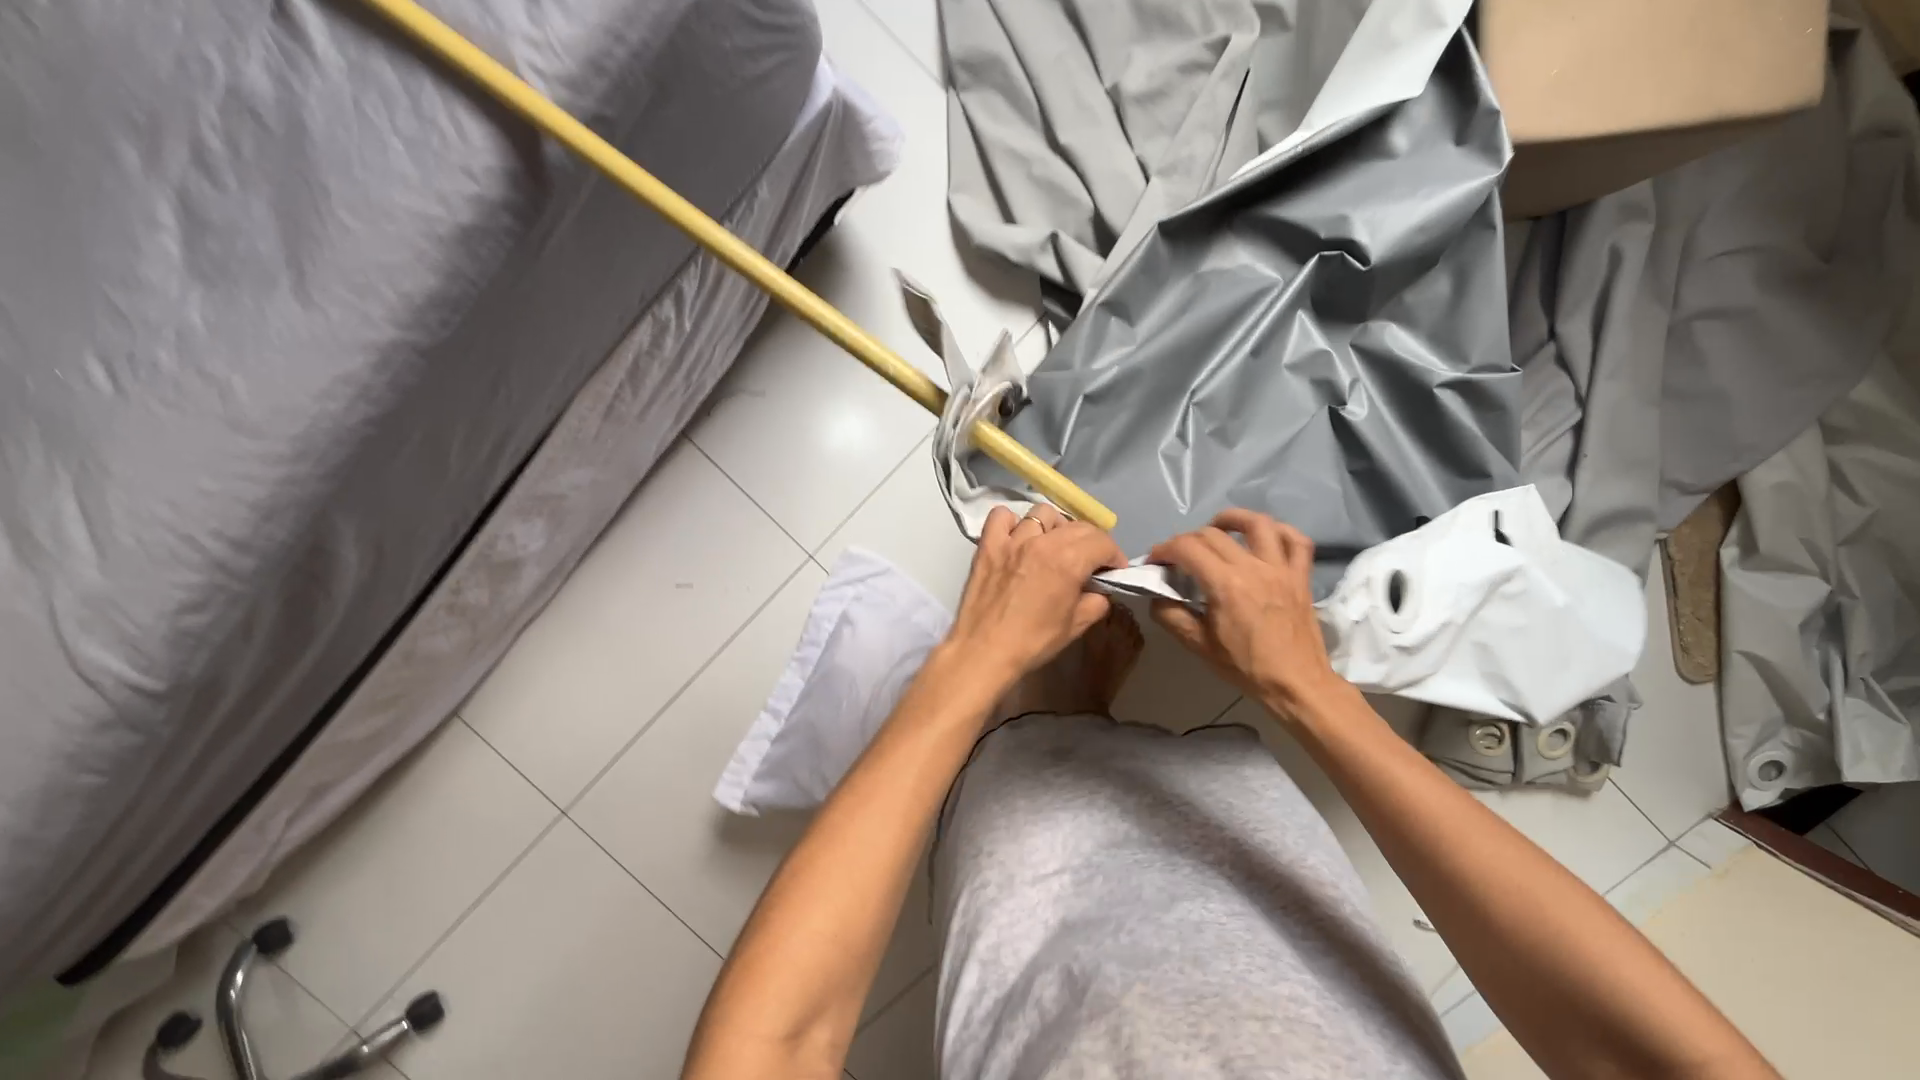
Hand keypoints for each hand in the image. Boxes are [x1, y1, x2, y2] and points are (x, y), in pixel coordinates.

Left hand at [944, 504, 1127, 688]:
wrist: (984, 651)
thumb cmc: (1032, 641)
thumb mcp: (1075, 626)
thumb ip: (1096, 602)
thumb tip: (1099, 590)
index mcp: (1068, 561)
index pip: (1102, 542)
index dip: (1114, 556)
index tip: (1114, 570)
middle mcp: (1042, 542)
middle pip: (1077, 526)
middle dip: (1092, 542)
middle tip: (1090, 562)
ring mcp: (1012, 540)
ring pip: (1042, 515)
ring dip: (1056, 528)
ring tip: (1055, 546)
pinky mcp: (987, 545)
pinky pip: (1001, 517)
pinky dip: (1012, 522)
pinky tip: (1017, 538)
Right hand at [1148, 508, 1344, 717]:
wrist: (1296, 683)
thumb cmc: (1246, 667)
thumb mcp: (1198, 646)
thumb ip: (1171, 616)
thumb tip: (1157, 595)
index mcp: (1225, 585)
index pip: (1187, 548)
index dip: (1164, 549)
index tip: (1154, 560)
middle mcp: (1254, 568)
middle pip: (1213, 534)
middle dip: (1187, 539)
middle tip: (1177, 556)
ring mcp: (1282, 569)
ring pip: (1258, 524)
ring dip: (1233, 519)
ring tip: (1218, 527)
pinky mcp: (1301, 576)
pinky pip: (1296, 541)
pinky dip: (1280, 532)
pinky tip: (1265, 537)